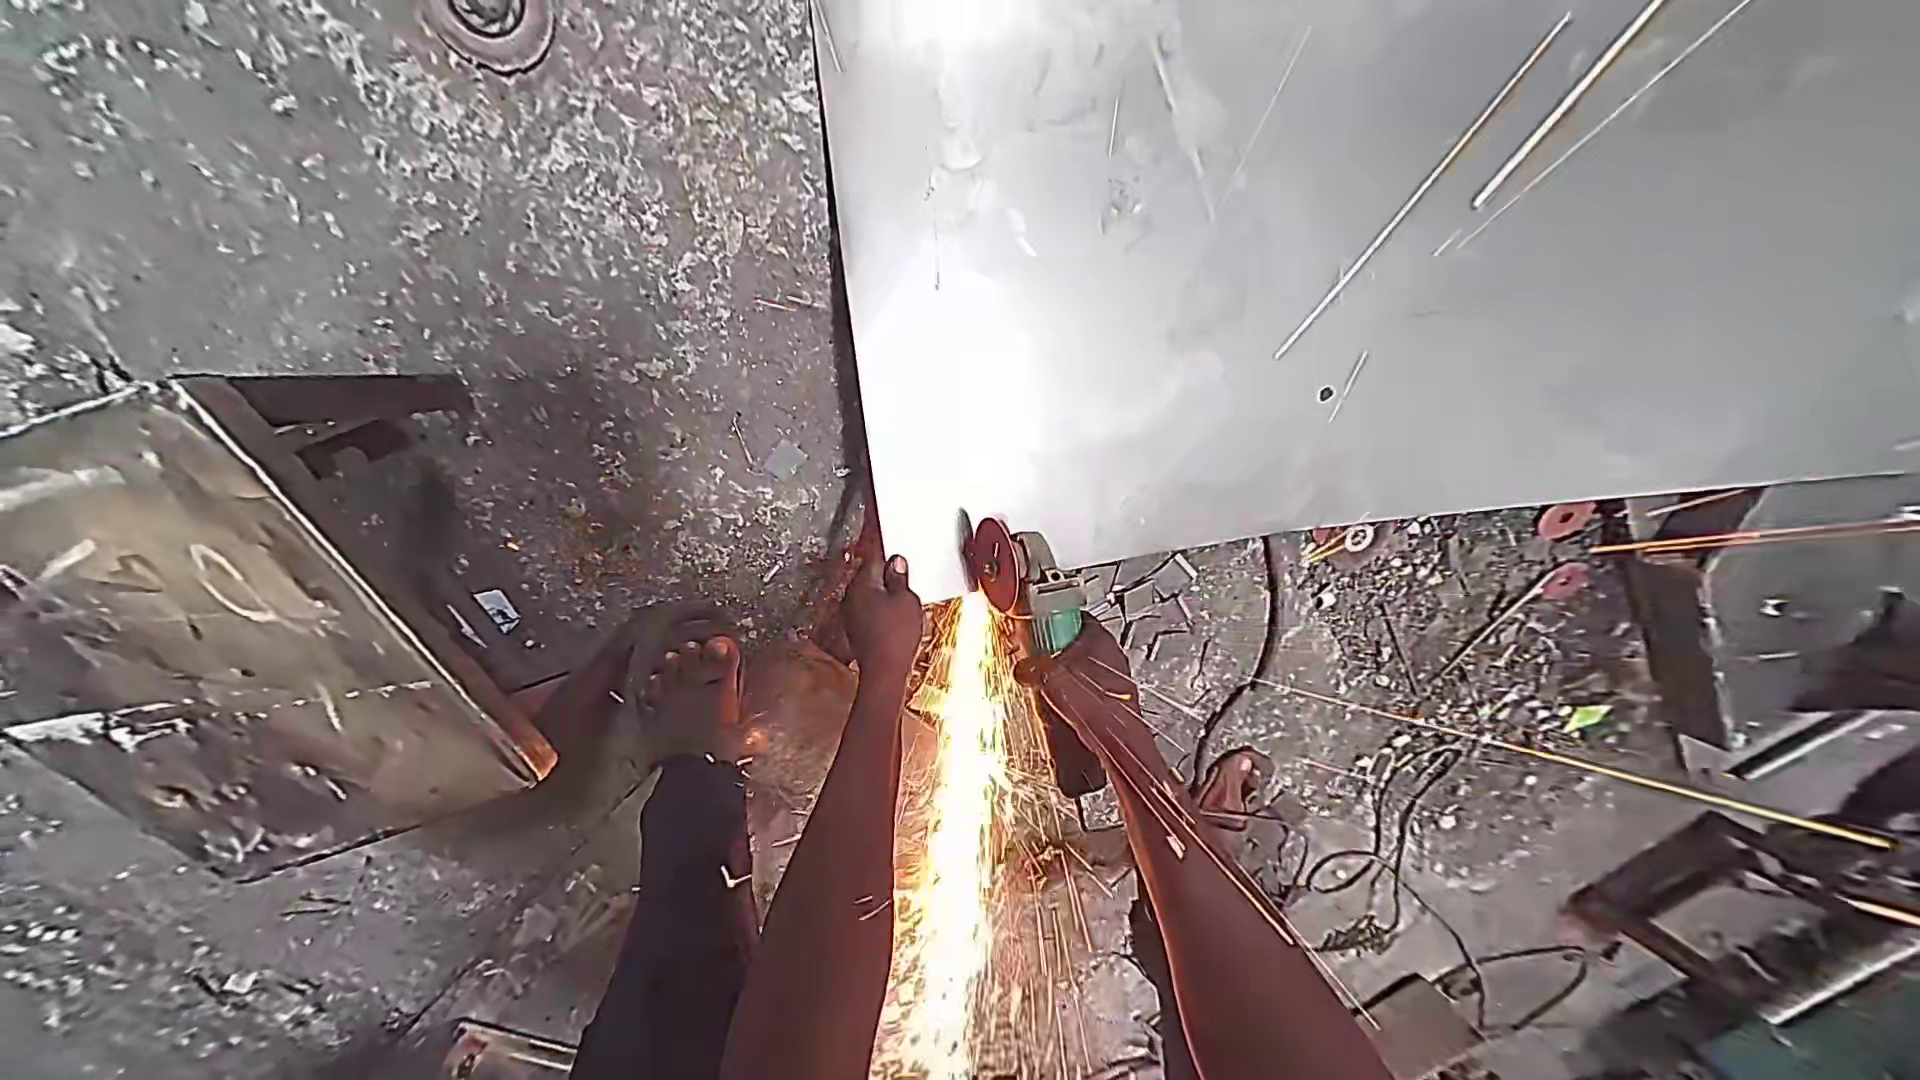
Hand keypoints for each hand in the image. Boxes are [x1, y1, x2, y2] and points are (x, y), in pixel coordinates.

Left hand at [843, 553, 922, 682]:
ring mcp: (851, 614)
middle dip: (887, 573)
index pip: (874, 556)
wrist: (884, 672)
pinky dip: (882, 608)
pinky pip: (870, 609)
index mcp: (862, 584)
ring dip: (885, 591)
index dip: (887, 549)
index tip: (890, 539)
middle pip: (870, 575)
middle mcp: (851, 596)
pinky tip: (896, 615)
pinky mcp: (856, 629)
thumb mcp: (906, 600)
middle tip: (907, 574)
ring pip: (870, 593)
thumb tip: (896, 563)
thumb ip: (900, 577)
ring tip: (905, 599)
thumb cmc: (895, 636)